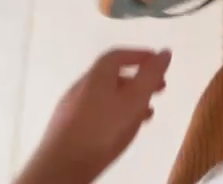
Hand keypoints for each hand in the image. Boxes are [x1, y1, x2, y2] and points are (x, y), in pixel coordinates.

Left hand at [16, 48, 170, 183]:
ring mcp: (68, 111)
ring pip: (104, 97)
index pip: (118, 54)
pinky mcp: (62, 132)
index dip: (139, 55)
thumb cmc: (103, 130)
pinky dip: (112, 115)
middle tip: (156, 90)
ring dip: (127, 100)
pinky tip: (121, 130)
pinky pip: (93, 114)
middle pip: (112, 76)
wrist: (58, 172)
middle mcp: (79, 88)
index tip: (157, 63)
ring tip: (144, 114)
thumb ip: (152, 74)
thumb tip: (165, 52)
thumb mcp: (136, 98)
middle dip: (137, 80)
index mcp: (96, 75)